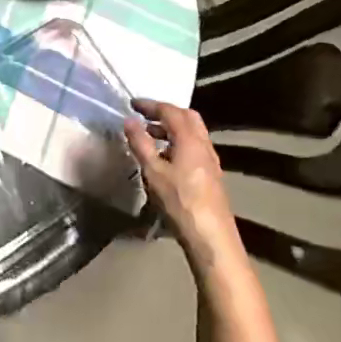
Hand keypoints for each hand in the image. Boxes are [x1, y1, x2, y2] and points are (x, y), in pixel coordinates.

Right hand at [123, 99, 238, 259]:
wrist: (211, 236)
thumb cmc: (180, 202)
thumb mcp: (153, 172)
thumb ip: (140, 144)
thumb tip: (129, 121)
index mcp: (190, 139)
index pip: (171, 111)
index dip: (151, 105)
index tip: (132, 104)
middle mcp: (204, 144)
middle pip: (187, 117)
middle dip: (165, 113)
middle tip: (144, 116)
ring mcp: (211, 160)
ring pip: (192, 133)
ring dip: (171, 129)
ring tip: (150, 137)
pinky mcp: (211, 174)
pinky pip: (194, 147)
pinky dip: (178, 142)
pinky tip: (165, 159)